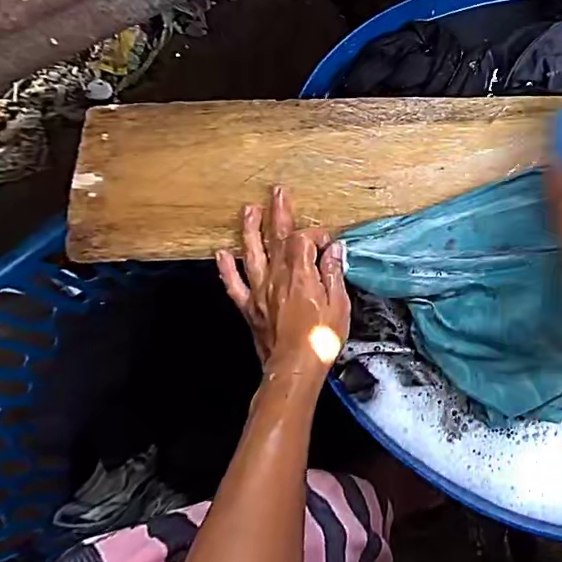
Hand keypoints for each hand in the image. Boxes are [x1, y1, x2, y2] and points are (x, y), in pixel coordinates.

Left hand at [215, 185, 350, 381]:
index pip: (303, 240)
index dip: (315, 234)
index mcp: (301, 274)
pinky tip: (222, 254)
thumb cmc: (321, 339)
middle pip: (276, 237)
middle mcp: (277, 277)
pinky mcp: (249, 307)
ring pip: (252, 253)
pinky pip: (234, 284)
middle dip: (278, 213)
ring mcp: (260, 291)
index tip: (328, 242)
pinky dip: (227, 268)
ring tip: (249, 210)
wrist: (294, 369)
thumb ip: (334, 274)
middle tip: (277, 192)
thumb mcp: (339, 304)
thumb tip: (334, 250)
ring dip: (250, 229)